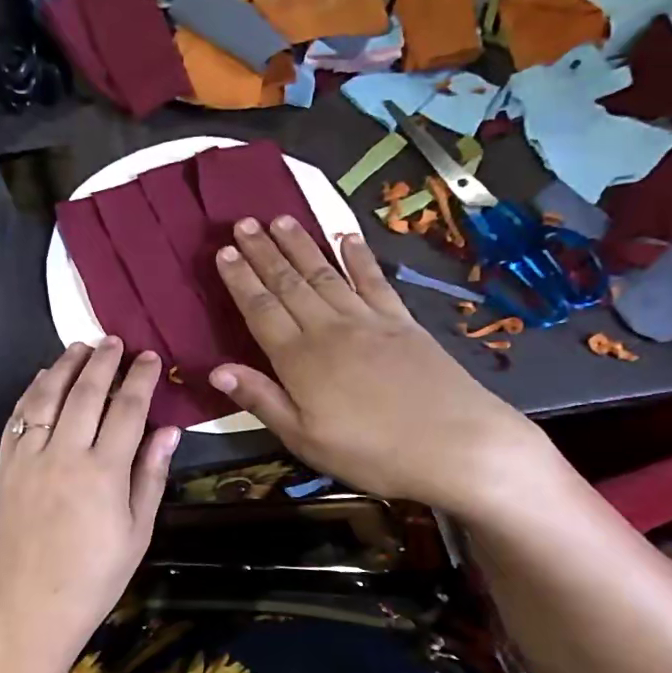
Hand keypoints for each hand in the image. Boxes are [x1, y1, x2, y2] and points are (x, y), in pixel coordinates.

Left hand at [0, 339, 180, 672]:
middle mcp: (64, 455)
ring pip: (47, 397)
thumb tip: (169, 429)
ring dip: (65, 366)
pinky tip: (43, 379)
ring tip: (80, 346)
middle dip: (104, 361)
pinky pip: (18, 418)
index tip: (150, 357)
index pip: (127, 408)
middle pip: (86, 393)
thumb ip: (151, 475)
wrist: (31, 609)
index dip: (140, 378)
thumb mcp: (138, 531)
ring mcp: (29, 459)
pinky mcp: (5, 468)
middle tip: (116, 340)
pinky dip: (32, 392)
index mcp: (104, 472)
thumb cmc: (96, 576)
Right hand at [210, 217, 558, 514]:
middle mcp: (330, 329)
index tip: (223, 252)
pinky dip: (358, 257)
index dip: (240, 280)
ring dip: (302, 245)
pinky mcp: (402, 322)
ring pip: (326, 273)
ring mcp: (368, 320)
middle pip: (289, 283)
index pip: (261, 310)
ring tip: (281, 219)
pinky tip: (347, 238)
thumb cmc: (372, 453)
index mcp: (300, 360)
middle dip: (264, 252)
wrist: (456, 445)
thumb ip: (262, 400)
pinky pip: (373, 280)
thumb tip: (216, 370)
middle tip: (243, 223)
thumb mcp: (305, 439)